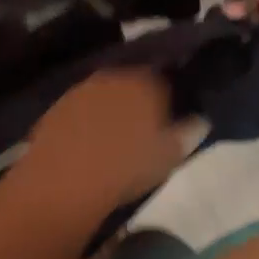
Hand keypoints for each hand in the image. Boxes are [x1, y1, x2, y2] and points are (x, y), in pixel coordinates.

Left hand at [27, 68, 187, 205]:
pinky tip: (85, 144)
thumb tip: (201, 121)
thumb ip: (189, 133)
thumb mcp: (169, 156)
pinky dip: (85, 120)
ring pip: (106, 94)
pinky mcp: (57, 106)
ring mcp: (84, 89)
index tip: (168, 118)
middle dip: (138, 100)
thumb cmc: (127, 168)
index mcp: (148, 82)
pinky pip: (80, 108)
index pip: (165, 80)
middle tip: (141, 128)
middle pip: (133, 83)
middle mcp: (116, 76)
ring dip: (110, 109)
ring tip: (112, 138)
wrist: (62, 183)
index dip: (168, 99)